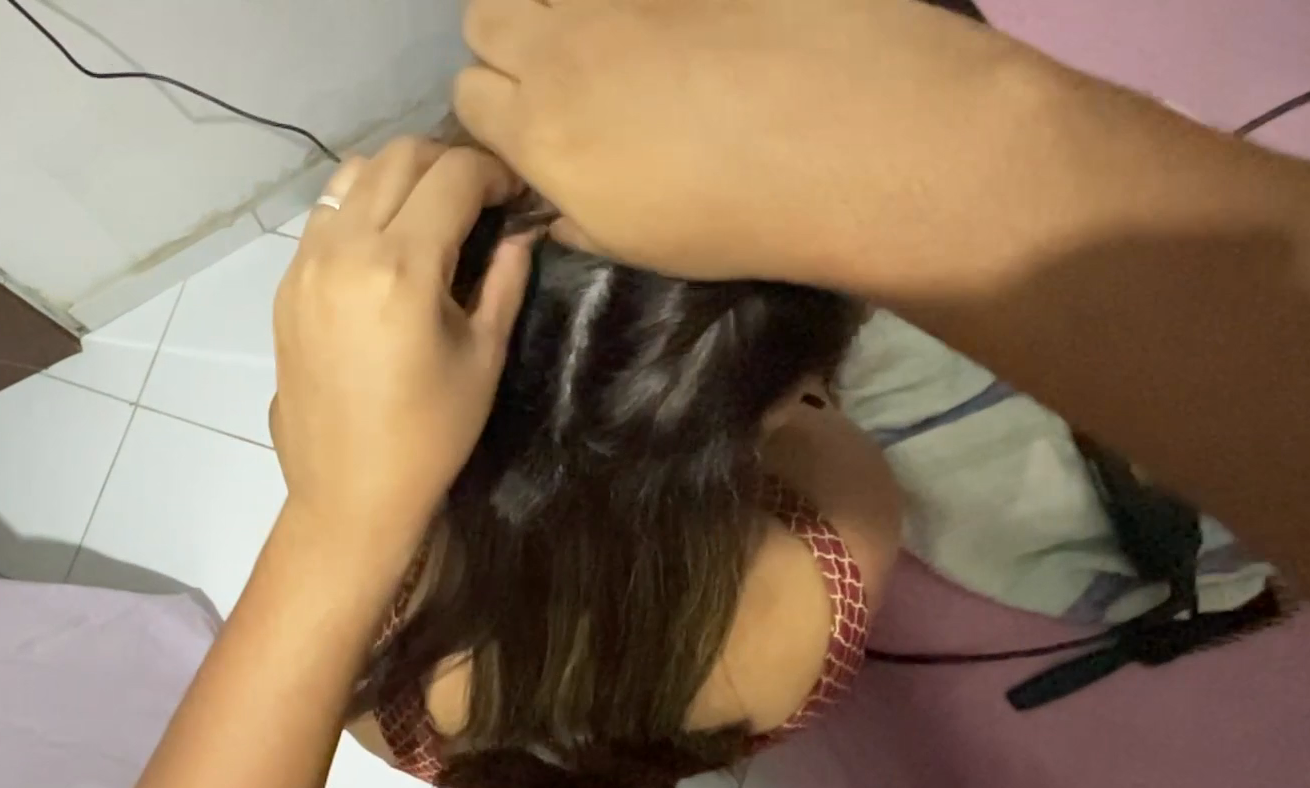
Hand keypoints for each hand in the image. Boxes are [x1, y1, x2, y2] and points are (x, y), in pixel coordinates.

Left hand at [271, 137, 531, 555]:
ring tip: (426, 215)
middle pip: (397, 158)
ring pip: (351, 177)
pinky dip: (357, 210)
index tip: (512, 195)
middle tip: (475, 198)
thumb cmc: (428, 437)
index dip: (493, 173)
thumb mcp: (482, 359)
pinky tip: (382, 250)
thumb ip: (504, 282)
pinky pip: (323, 219)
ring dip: (396, 178)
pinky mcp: (286, 289)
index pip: (452, 176)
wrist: (348, 491)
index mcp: (401, 268)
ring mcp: (305, 267)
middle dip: (445, 162)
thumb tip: (521, 234)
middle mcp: (344, 250)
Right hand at [454, 0, 1044, 285]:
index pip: (466, 95)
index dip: (491, 113)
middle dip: (505, 44)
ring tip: (605, 39)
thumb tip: (550, 204)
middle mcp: (559, 48)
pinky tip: (669, 26)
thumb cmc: (722, 218)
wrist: (843, 142)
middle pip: (484, 18)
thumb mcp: (625, 242)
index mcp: (536, 129)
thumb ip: (567, 215)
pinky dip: (626, 4)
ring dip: (556, 8)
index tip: (523, 132)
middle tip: (555, 75)